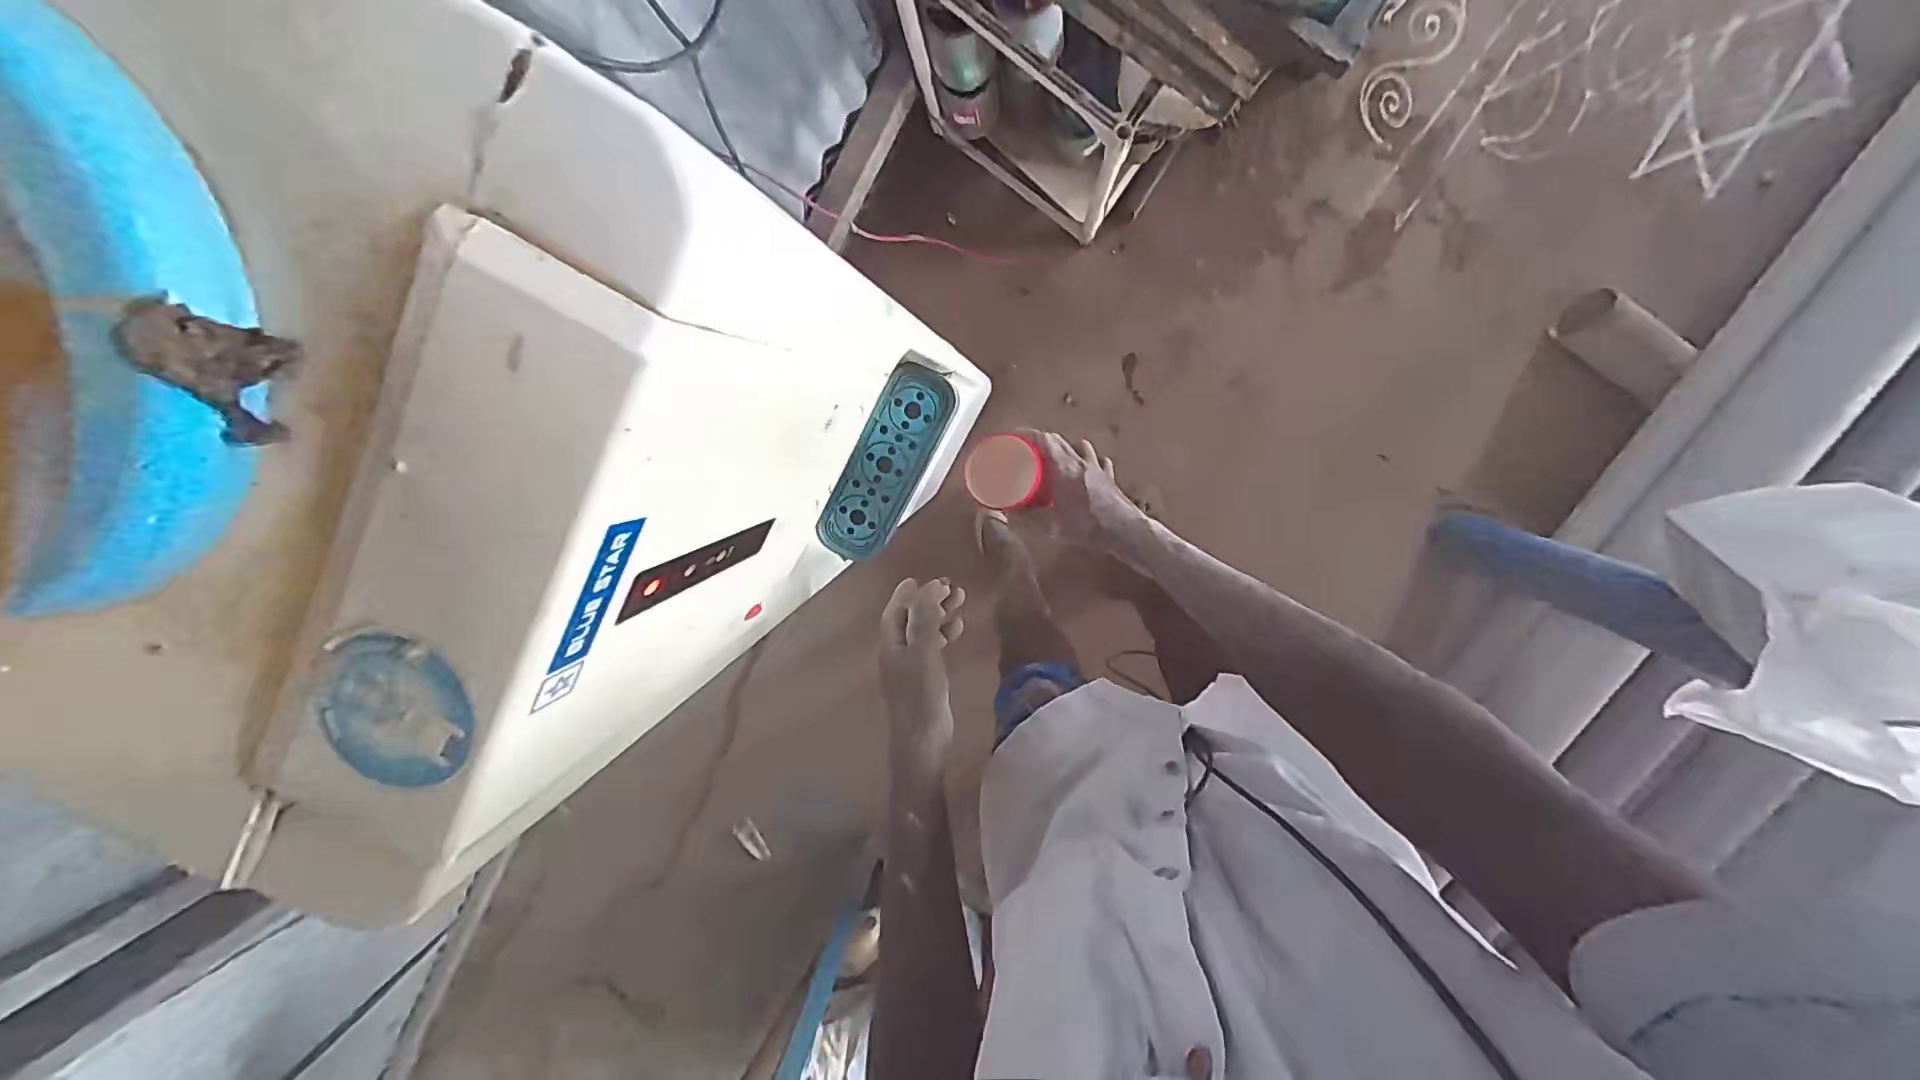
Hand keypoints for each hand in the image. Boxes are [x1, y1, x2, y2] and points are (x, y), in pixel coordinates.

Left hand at [879, 578, 964, 774]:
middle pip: (911, 618)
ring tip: (961, 604)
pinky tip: (957, 631)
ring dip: (939, 615)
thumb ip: (925, 618)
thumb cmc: (921, 695)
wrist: (923, 740)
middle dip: (929, 601)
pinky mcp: (924, 679)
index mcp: (891, 644)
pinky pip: (932, 647)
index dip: (909, 593)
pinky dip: (944, 634)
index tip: (926, 578)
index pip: (896, 610)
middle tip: (952, 587)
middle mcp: (897, 652)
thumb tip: (929, 586)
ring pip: (923, 631)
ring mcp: (910, 666)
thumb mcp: (923, 651)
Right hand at [1014, 431, 1145, 555]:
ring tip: (1056, 458)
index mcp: (1064, 469)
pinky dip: (1087, 461)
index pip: (1044, 439)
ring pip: (1079, 447)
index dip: (1027, 434)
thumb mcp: (1051, 527)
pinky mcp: (1109, 478)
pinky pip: (1097, 461)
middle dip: (1041, 442)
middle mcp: (1080, 462)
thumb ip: (1027, 521)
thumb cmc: (1088, 527)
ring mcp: (1097, 468)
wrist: (1124, 530)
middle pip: (1059, 440)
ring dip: (1065, 448)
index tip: (1016, 436)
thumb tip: (1008, 515)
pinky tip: (1086, 469)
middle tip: (1029, 450)